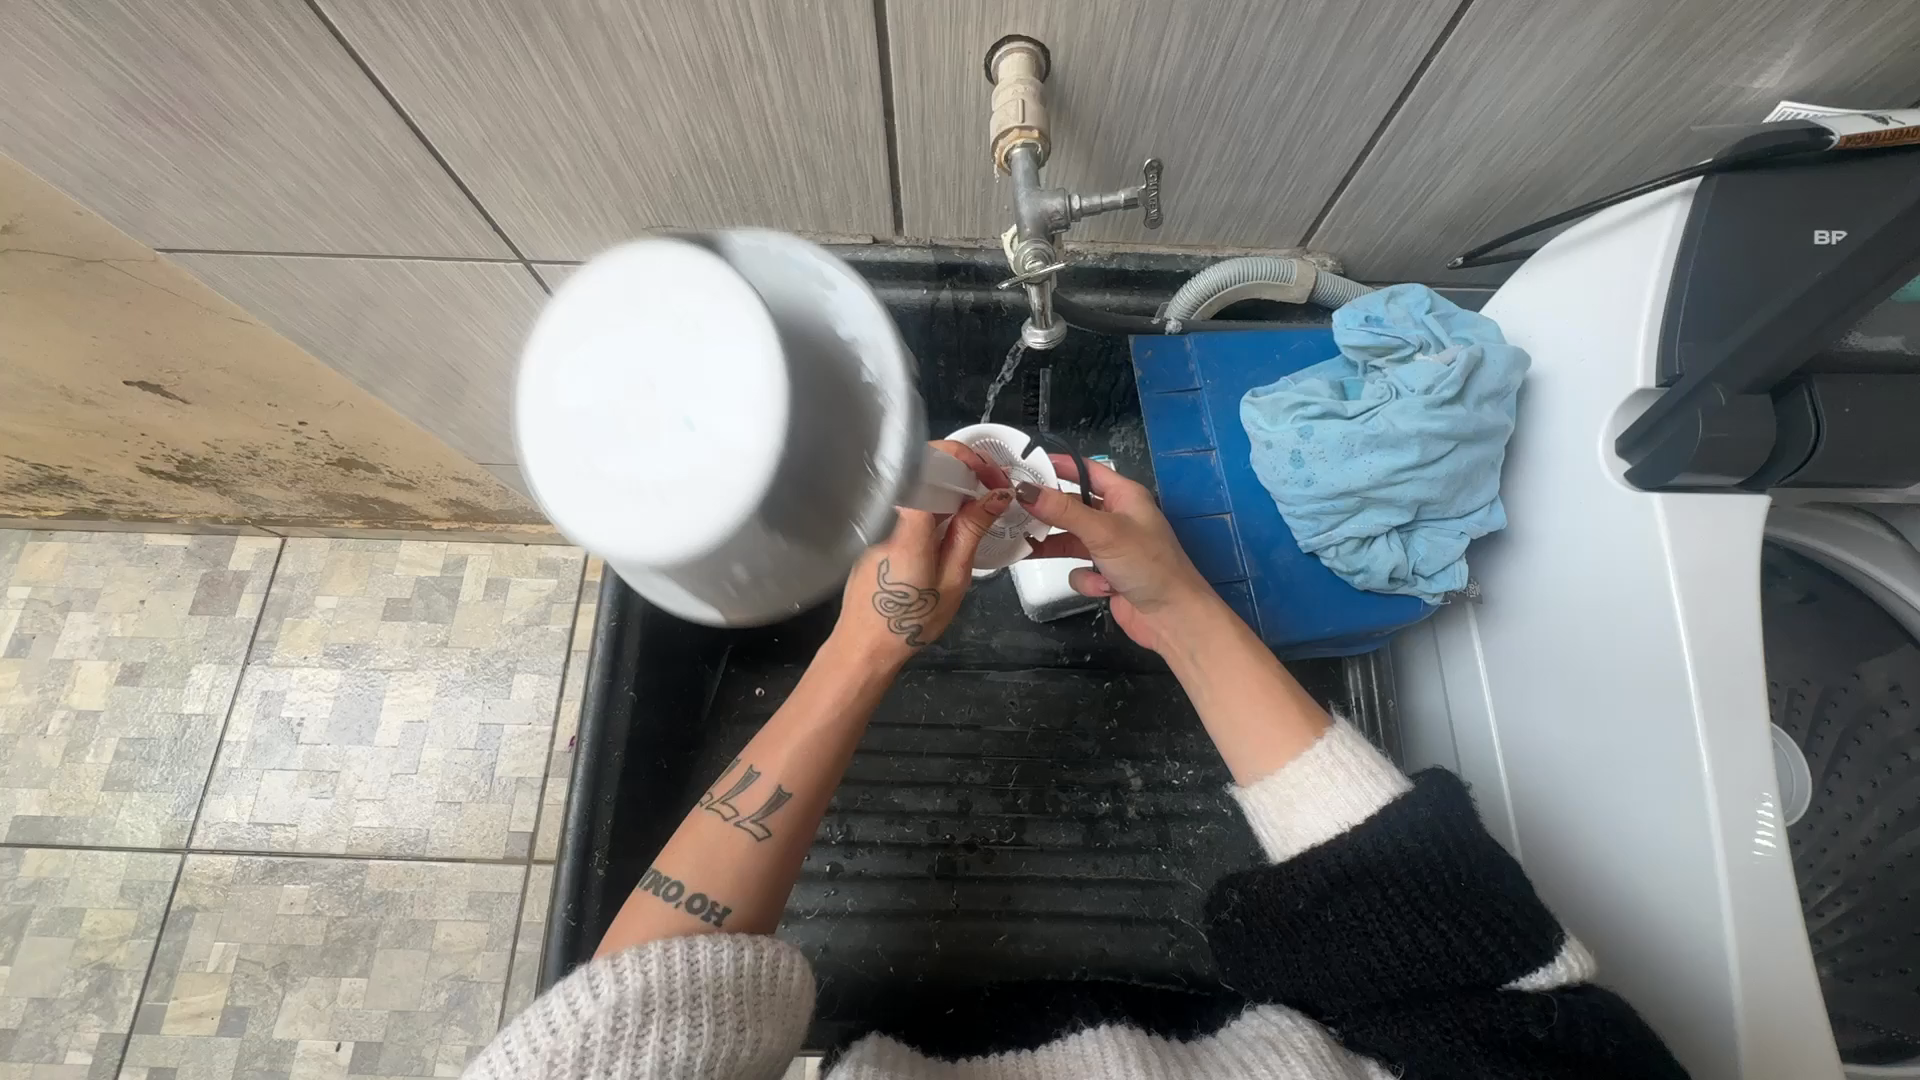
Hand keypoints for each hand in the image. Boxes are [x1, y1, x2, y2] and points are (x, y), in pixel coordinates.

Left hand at [829, 441, 1011, 667]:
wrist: (865, 645)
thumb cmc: (911, 621)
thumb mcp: (954, 579)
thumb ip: (971, 531)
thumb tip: (996, 496)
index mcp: (907, 529)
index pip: (931, 467)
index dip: (966, 461)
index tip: (993, 476)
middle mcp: (887, 517)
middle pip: (925, 470)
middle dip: (965, 471)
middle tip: (995, 490)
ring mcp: (878, 522)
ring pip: (919, 485)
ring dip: (953, 487)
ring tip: (981, 505)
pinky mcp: (875, 529)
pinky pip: (910, 502)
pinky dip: (936, 502)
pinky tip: (955, 519)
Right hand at [1018, 455, 1218, 652]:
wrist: (1172, 618)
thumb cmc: (1147, 564)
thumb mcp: (1103, 531)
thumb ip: (1062, 511)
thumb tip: (1024, 490)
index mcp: (1124, 496)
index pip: (1086, 470)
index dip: (1057, 465)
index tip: (1024, 465)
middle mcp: (1116, 518)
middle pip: (1071, 507)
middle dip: (1047, 512)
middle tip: (1013, 510)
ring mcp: (1110, 548)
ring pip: (1070, 540)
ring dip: (1056, 548)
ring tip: (1026, 548)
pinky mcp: (1105, 575)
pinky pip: (1080, 570)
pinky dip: (1087, 581)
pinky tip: (1102, 588)